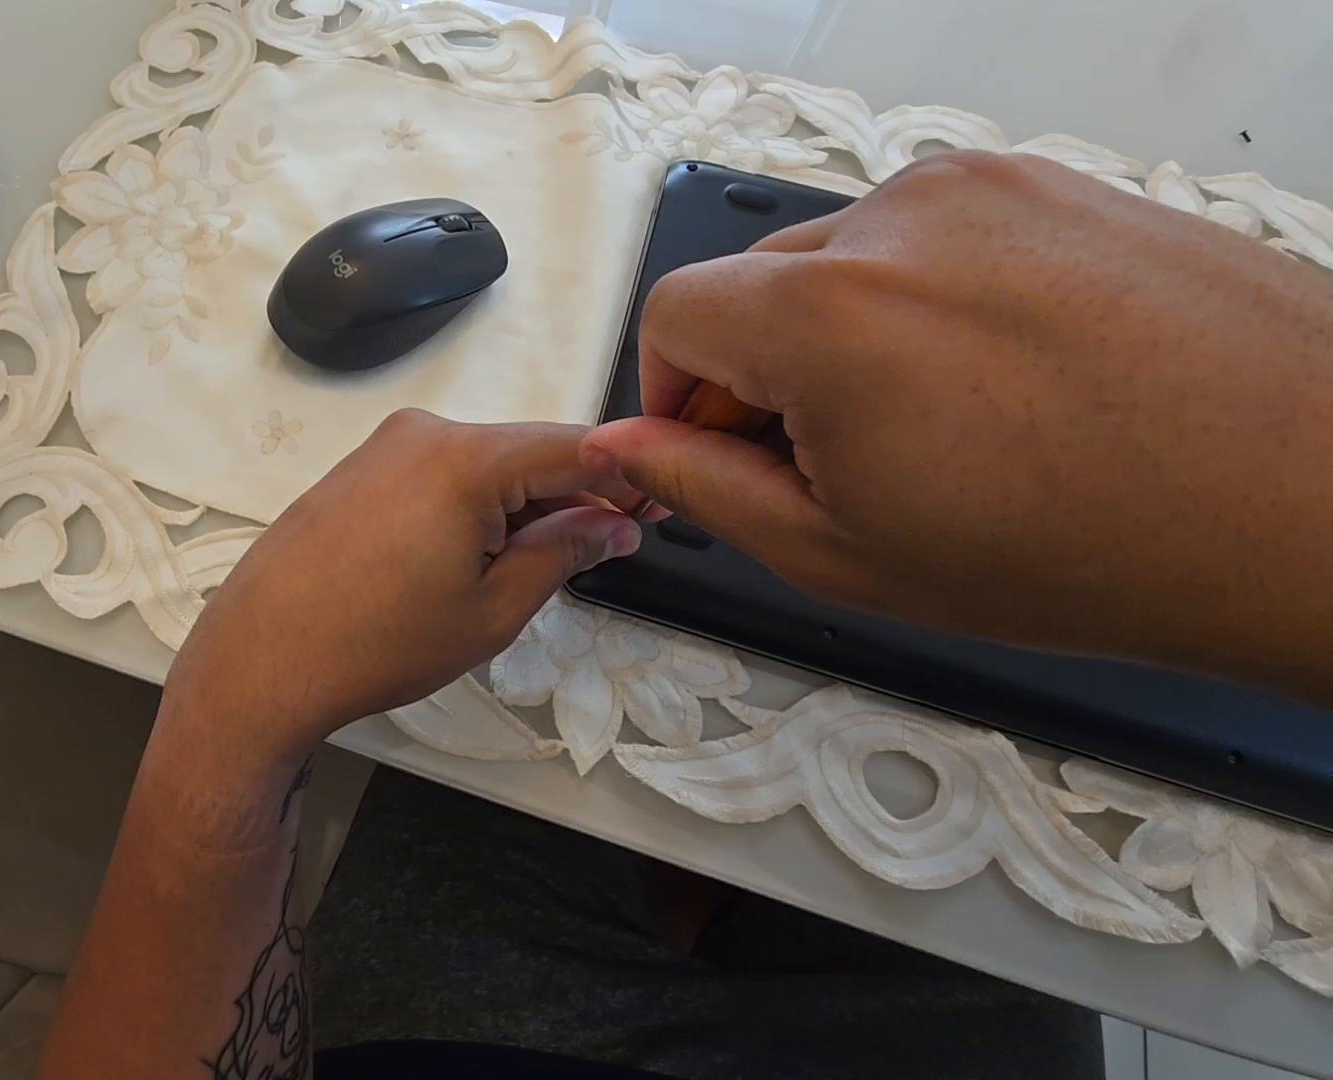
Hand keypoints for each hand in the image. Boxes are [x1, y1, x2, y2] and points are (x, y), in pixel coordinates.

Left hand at [164, 409, 650, 765]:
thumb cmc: (379, 643)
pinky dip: (470, 503)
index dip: (624, 480)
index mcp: (466, 457)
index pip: (576, 448)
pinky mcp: (357, 469)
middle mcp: (423, 433)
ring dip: (517, 503)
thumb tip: (614, 525)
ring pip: (481, 463)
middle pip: (526, 451)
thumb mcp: (491, 610)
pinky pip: (436, 472)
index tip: (648, 516)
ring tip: (523, 564)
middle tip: (593, 552)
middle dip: (568, 496)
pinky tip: (468, 552)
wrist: (259, 658)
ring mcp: (382, 447)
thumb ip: (562, 552)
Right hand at [583, 151, 1332, 701]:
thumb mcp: (830, 547)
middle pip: (742, 286)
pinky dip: (896, 310)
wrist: (1323, 505)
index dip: (669, 391)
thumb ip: (694, 483)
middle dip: (744, 374)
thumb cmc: (1087, 545)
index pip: (671, 312)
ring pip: (821, 266)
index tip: (704, 443)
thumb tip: (622, 446)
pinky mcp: (1043, 186)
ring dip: (819, 343)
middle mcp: (902, 221)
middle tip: (806, 456)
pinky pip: (908, 244)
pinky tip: (961, 382)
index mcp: (830, 313)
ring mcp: (984, 189)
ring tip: (901, 425)